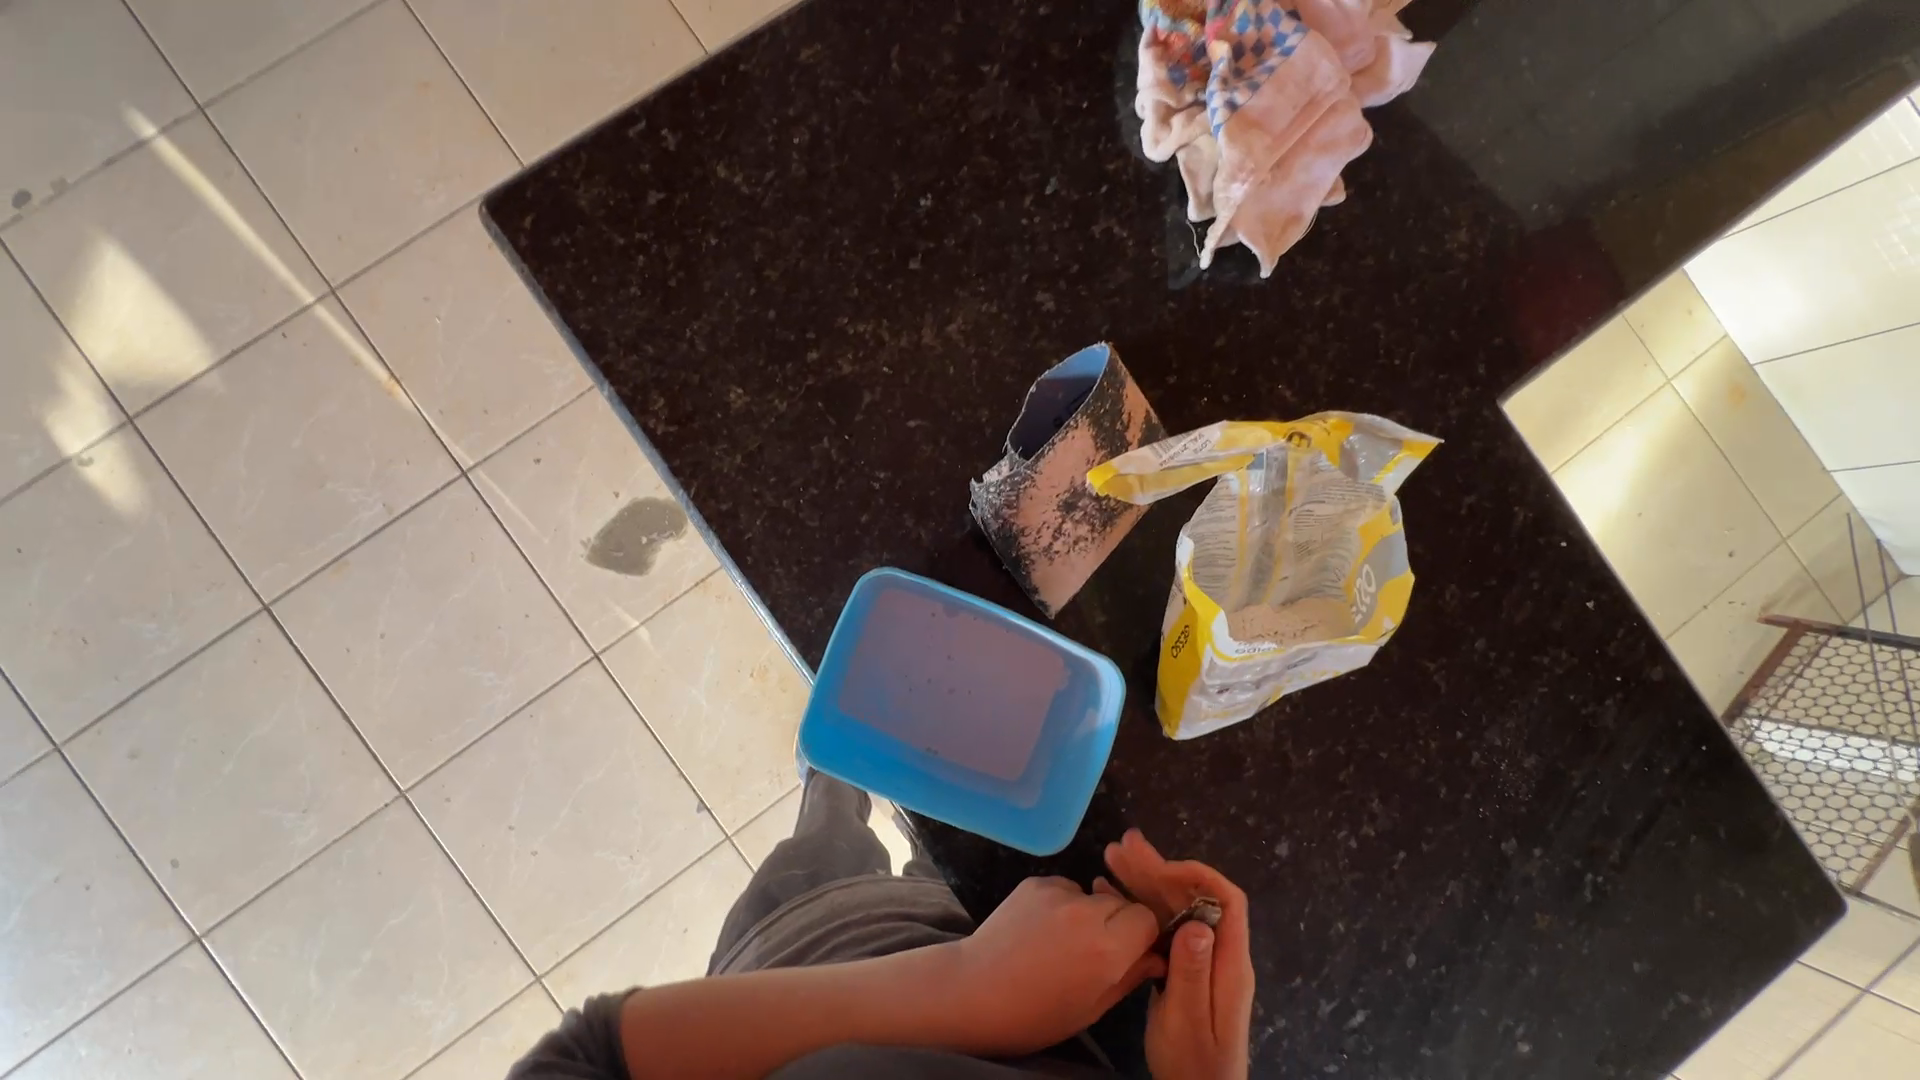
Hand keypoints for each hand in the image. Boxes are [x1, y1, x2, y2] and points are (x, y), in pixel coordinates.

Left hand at [951, 875, 1164, 1055]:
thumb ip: (1130, 976)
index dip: (1141, 934)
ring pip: (1092, 893)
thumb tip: (1157, 957)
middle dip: (1116, 921)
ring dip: (1088, 911)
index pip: (1147, 918)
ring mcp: (1058, 891)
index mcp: (1108, 947)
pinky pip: (1064, 888)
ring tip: (1062, 939)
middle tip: (1094, 948)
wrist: (976, 990)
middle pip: (1121, 902)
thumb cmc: (1037, 1013)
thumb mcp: (1092, 1007)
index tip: (1128, 950)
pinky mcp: (1036, 881)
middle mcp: (1087, 910)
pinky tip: (1041, 927)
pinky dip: (1062, 903)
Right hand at [1104, 830, 1253, 1079]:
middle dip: (1159, 869)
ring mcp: (1199, 959)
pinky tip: (1109, 894)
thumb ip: (1193, 972)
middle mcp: (1217, 952)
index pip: (1228, 900)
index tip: (1161, 869)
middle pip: (1193, 896)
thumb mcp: (1189, 1020)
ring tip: (1111, 857)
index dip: (1198, 875)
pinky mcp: (1181, 967)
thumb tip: (1197, 924)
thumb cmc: (1195, 1063)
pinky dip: (1138, 907)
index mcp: (1229, 963)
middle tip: (1122, 846)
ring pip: (1174, 907)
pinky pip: (1162, 927)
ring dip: (1144, 881)